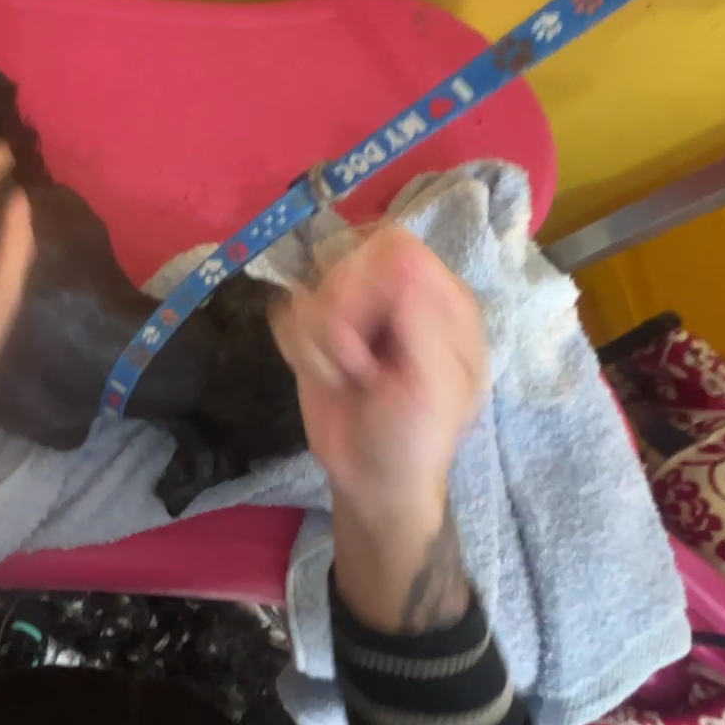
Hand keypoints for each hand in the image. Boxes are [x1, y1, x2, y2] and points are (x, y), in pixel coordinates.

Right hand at [269, 225, 485, 631]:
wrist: (369, 478)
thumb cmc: (415, 436)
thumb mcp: (433, 382)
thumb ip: (421, 315)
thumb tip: (398, 250)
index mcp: (437, 299)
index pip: (391, 246)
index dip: (367, 278)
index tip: (364, 324)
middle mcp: (393, 297)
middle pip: (341, 261)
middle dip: (337, 315)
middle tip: (356, 361)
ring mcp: (351, 313)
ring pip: (307, 289)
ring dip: (317, 340)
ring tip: (346, 376)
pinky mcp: (314, 332)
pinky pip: (286, 314)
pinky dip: (298, 349)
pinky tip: (325, 375)